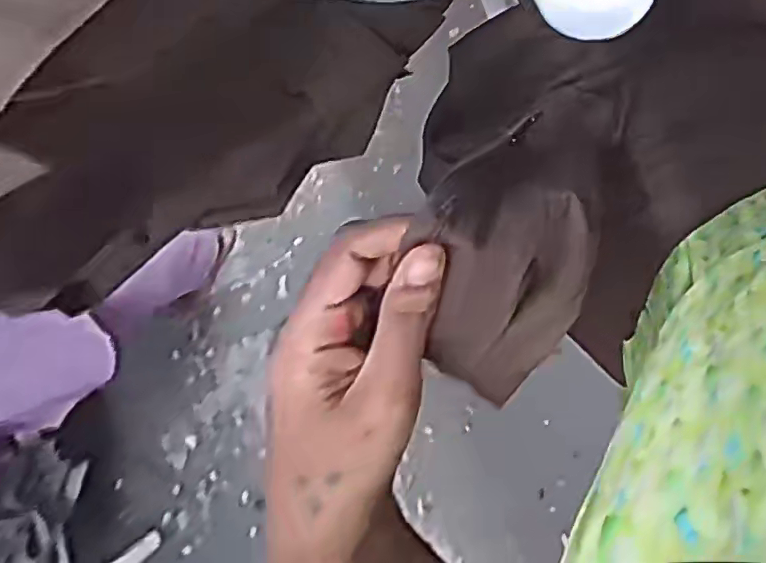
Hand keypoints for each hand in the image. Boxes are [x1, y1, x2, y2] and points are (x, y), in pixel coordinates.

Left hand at [268, 219, 444, 562]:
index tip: (441, 235)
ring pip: (374, 283)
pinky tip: (439, 305)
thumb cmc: (347, 469)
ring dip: (412, 275)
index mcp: (307, 331)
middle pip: (360, 263)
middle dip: (408, 252)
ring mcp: (333, 340)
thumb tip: (429, 253)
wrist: (331, 531)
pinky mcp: (352, 353)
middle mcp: (315, 327)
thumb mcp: (384, 391)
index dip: (393, 233)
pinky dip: (412, 299)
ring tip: (455, 277)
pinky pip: (382, 307)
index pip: (346, 253)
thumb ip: (406, 317)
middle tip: (457, 257)